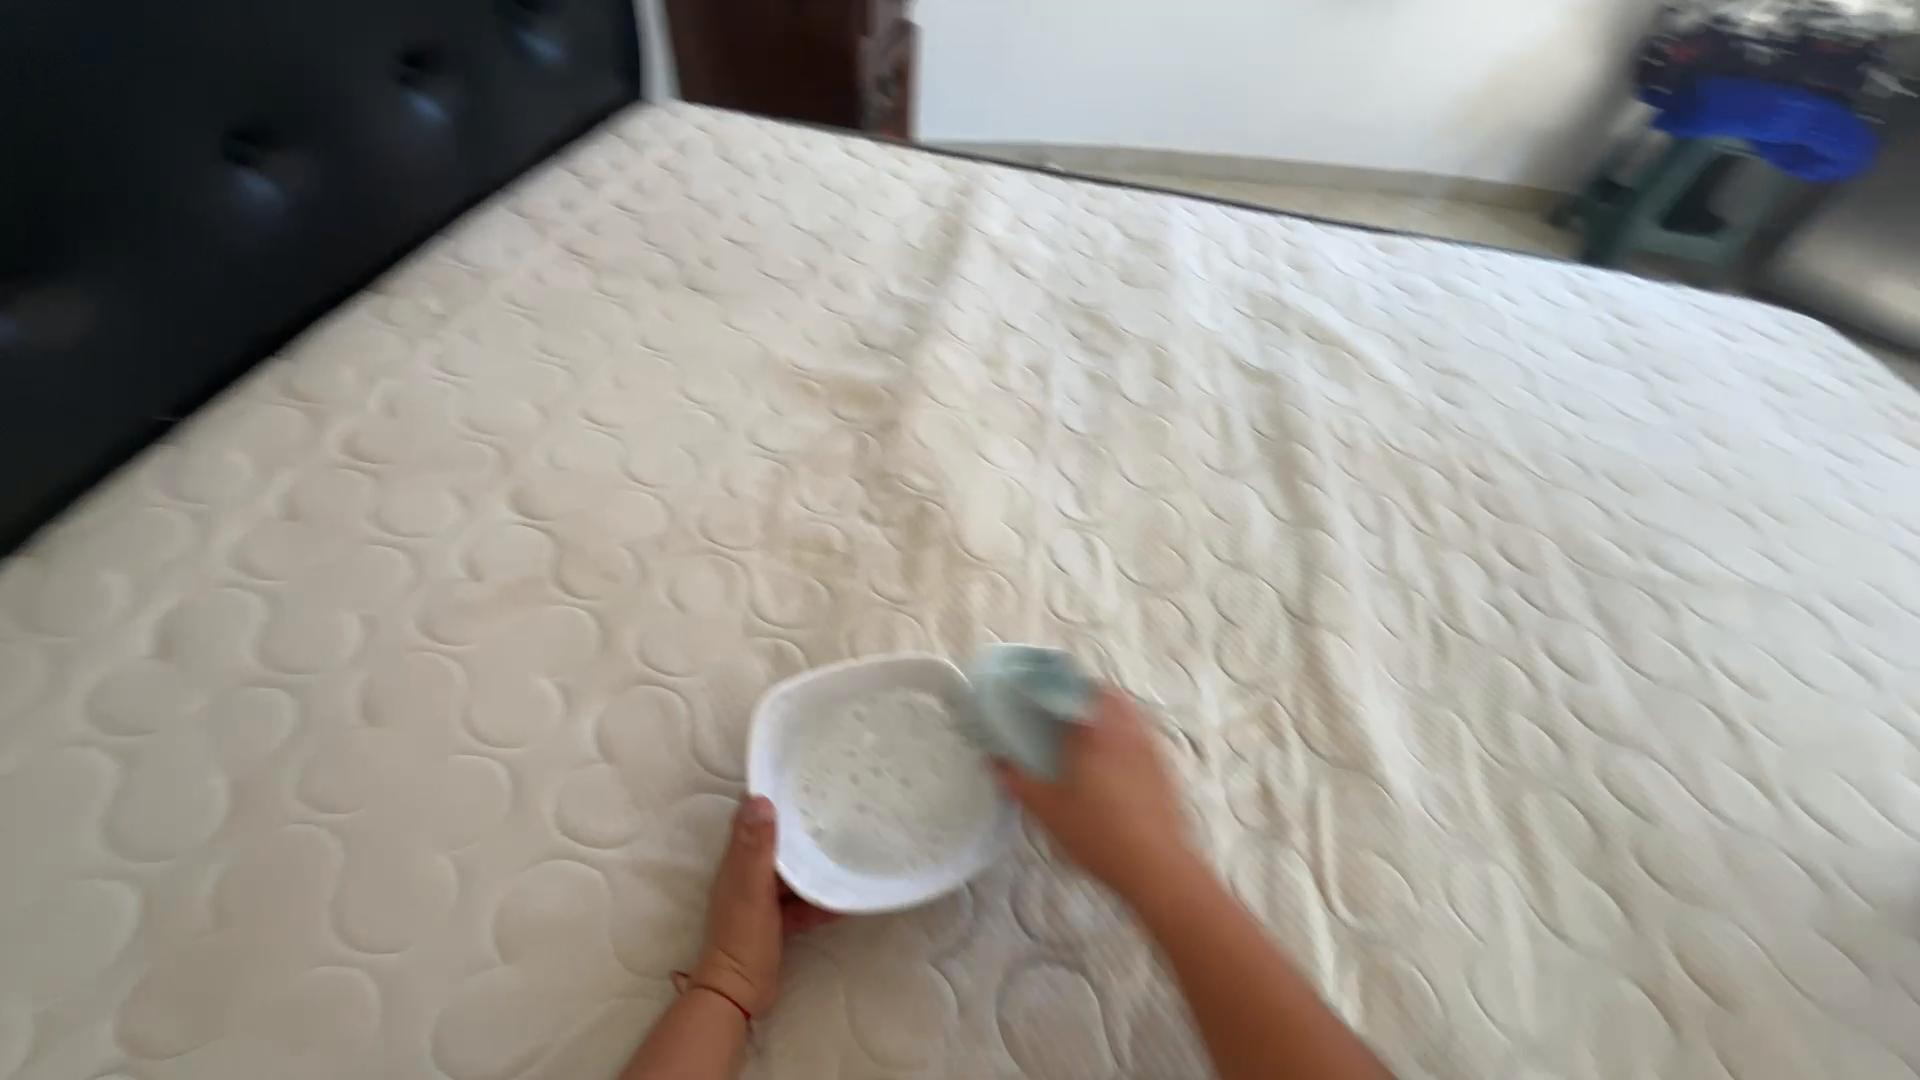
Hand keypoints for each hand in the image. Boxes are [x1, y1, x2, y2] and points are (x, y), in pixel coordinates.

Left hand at [692, 795, 836, 1014]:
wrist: (740, 994)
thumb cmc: (744, 938)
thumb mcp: (753, 888)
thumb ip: (757, 847)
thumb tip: (759, 798)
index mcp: (737, 862)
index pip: (750, 818)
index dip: (768, 796)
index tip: (794, 776)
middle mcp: (747, 875)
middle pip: (774, 843)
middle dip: (797, 827)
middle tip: (831, 807)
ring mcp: (762, 899)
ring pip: (789, 872)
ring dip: (810, 863)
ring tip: (843, 847)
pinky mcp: (776, 921)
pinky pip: (800, 901)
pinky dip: (817, 898)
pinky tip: (843, 898)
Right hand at [993, 685, 1195, 903]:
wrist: (1157, 868)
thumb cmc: (1098, 834)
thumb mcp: (1047, 810)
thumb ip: (1018, 780)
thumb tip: (994, 759)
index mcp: (1097, 731)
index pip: (1076, 688)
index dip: (1056, 682)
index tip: (1039, 689)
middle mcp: (1128, 729)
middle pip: (1107, 694)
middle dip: (1084, 693)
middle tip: (1061, 709)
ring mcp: (1151, 748)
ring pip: (1129, 712)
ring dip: (1107, 711)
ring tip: (1085, 732)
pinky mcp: (1165, 768)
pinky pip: (1142, 735)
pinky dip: (1125, 734)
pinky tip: (1112, 761)